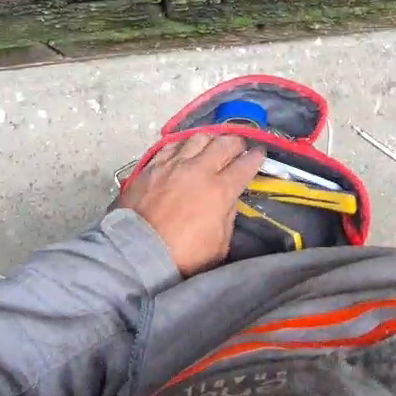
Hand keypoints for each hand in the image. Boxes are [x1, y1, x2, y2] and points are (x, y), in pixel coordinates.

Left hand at [120, 134, 265, 276]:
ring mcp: (173, 164)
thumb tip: (229, 198)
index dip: (256, 157)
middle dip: (237, 143)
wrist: (136, 252)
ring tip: (213, 143)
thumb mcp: (218, 246)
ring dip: (211, 139)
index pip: (245, 165)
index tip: (260, 154)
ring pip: (198, 138)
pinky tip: (185, 148)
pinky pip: (172, 145)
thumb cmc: (182, 256)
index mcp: (220, 190)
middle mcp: (198, 170)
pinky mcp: (152, 166)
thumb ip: (228, 217)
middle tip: (240, 147)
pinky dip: (184, 144)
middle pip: (224, 144)